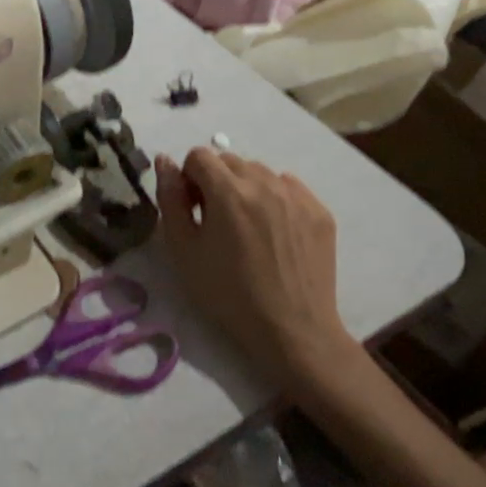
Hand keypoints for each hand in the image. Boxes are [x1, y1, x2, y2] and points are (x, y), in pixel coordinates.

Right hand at [154, 147, 352, 387]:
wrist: (292, 331)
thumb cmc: (228, 293)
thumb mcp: (183, 249)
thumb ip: (170, 198)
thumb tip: (165, 161)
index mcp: (228, 191)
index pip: (199, 155)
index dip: (189, 178)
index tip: (193, 208)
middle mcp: (265, 183)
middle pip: (229, 161)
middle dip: (216, 181)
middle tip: (217, 219)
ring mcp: (297, 196)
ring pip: (260, 172)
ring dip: (246, 187)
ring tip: (247, 226)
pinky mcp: (320, 212)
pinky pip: (289, 187)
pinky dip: (275, 198)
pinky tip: (273, 231)